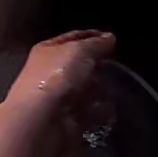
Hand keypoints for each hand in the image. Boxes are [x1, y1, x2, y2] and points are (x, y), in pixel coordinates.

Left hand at [3, 31, 115, 151]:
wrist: (41, 120)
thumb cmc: (57, 77)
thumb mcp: (79, 51)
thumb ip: (96, 44)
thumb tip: (109, 38)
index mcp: (48, 51)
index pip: (72, 39)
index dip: (91, 36)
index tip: (112, 38)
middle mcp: (51, 73)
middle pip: (79, 66)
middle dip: (98, 65)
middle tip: (116, 66)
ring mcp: (60, 98)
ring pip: (86, 90)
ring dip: (101, 89)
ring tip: (116, 88)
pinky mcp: (69, 119)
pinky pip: (90, 112)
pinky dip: (101, 111)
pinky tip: (110, 109)